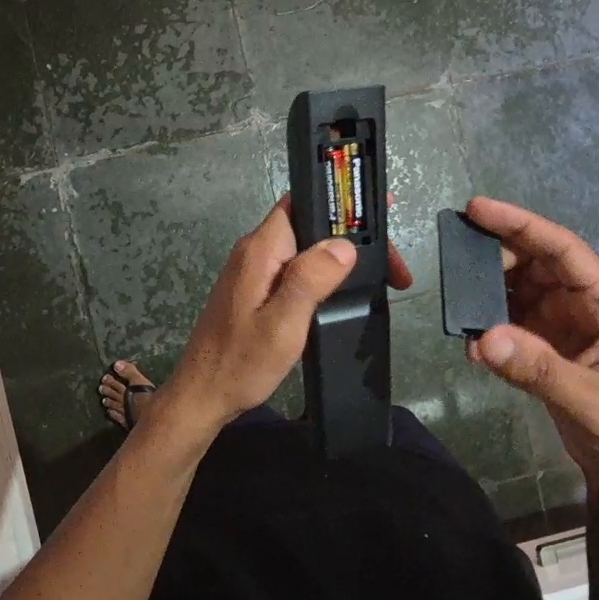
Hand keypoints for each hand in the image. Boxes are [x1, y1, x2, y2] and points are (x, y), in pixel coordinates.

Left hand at [161, 195, 411, 428]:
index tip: (379, 214)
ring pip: (306, 248)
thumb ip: (309, 280)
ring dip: (343, 259)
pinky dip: (326, 276)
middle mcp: (255, 252)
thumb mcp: (282, 325)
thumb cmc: (241, 364)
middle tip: (394, 268)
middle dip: (352, 238)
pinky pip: (297, 269)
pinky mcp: (257, 289)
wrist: (204, 396)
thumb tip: (344, 244)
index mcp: (260, 251)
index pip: (302, 203)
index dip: (342, 203)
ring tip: (383, 279)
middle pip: (310, 225)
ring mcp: (254, 271)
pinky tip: (347, 293)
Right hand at [462, 196, 598, 497]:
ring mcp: (568, 324)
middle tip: (455, 260)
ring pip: (522, 288)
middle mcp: (590, 305)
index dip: (522, 225)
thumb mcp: (585, 402)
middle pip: (539, 263)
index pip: (564, 250)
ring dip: (489, 290)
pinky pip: (514, 320)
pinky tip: (470, 337)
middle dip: (498, 256)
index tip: (478, 209)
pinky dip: (490, 323)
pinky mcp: (550, 344)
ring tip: (456, 295)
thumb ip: (535, 368)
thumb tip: (480, 338)